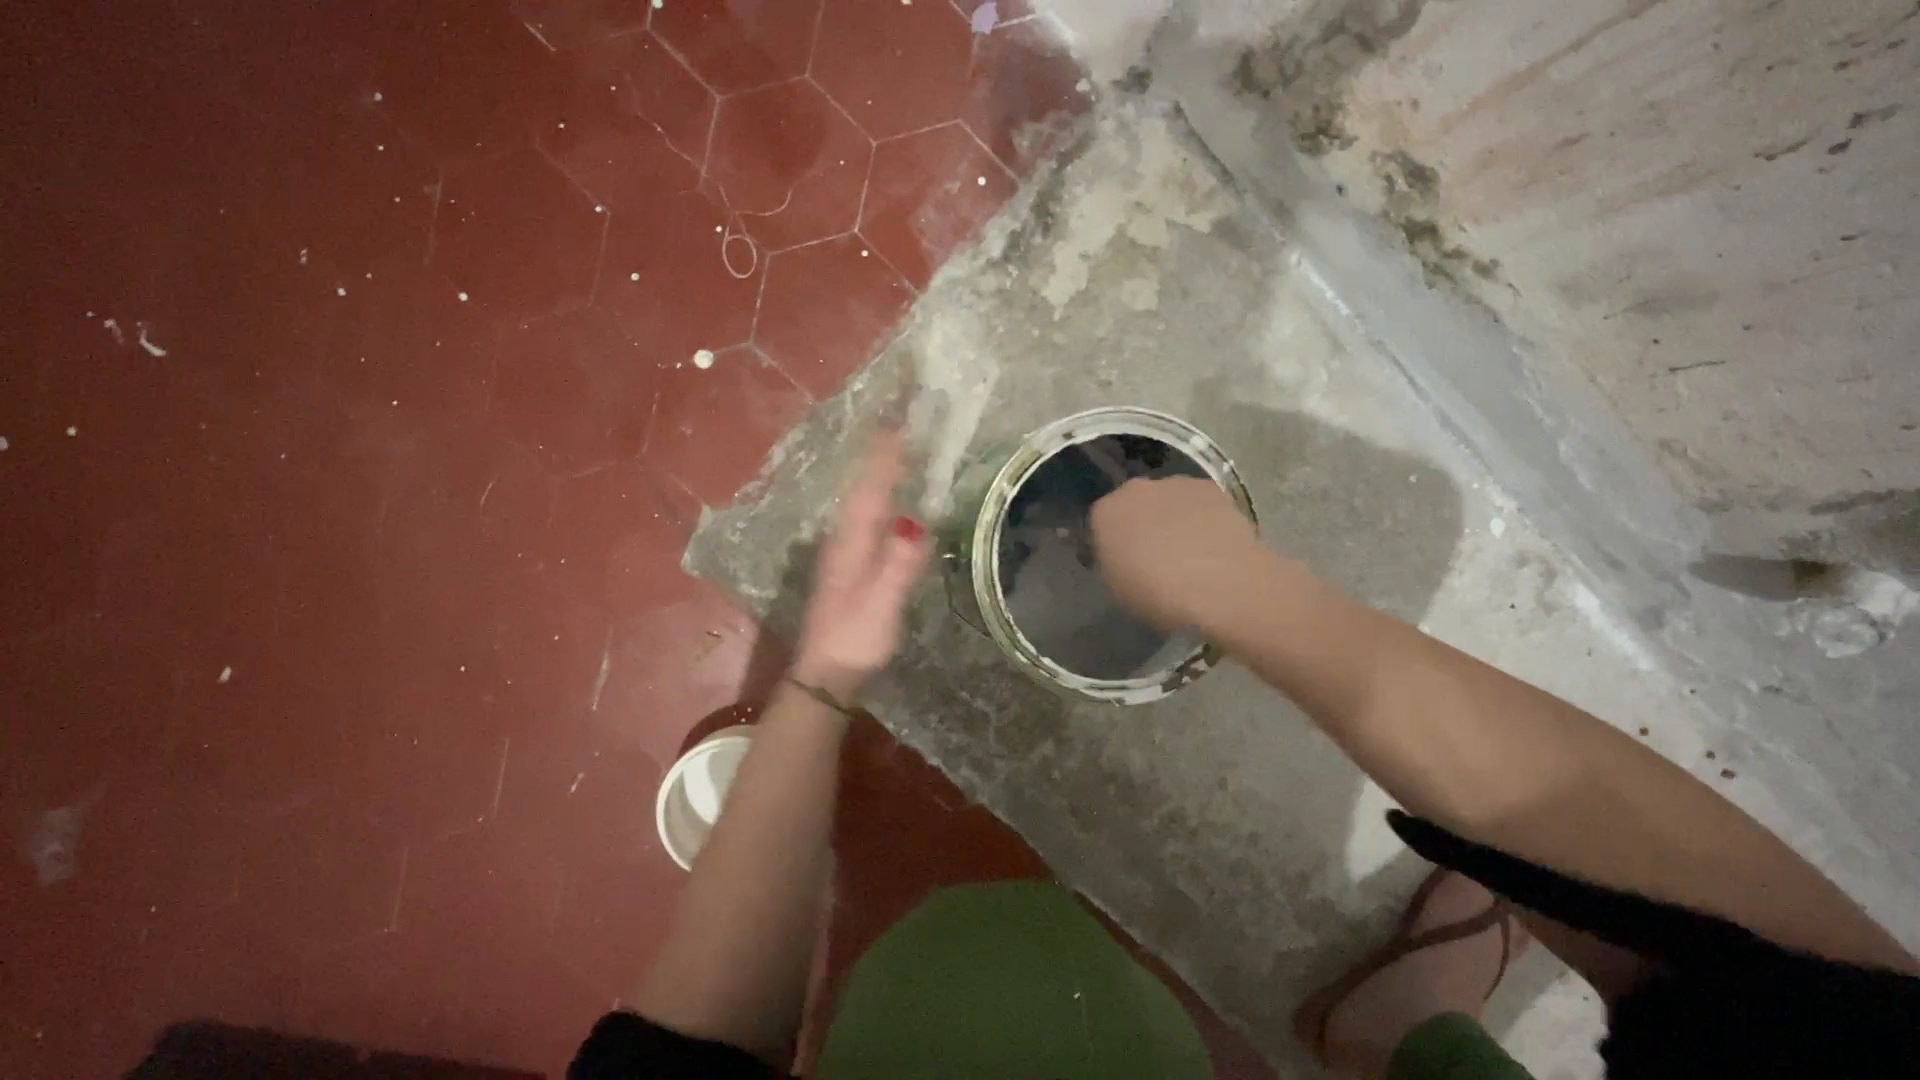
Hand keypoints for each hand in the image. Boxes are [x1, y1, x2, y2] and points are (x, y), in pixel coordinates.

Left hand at [791, 430, 932, 700]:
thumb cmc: (854, 640)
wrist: (825, 676)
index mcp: (852, 541)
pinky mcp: (848, 566)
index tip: (899, 418)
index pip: (871, 486)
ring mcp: (843, 551)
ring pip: (862, 498)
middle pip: (863, 484)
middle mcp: (843, 538)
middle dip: (880, 452)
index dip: (885, 453)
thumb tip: (916, 522)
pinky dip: (878, 496)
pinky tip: (887, 499)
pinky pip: (866, 515)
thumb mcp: (881, 605)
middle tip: (901, 420)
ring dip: (878, 470)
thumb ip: (897, 566)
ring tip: (896, 446)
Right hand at [1089, 476, 1266, 631]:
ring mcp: (1176, 484)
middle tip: (1155, 556)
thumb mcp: (1117, 589)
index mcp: (1105, 513)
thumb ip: (1112, 563)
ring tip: (1191, 551)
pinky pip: (1199, 502)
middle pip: (1134, 504)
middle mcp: (1136, 489)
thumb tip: (1121, 556)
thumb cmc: (1157, 596)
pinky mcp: (1213, 488)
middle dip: (1142, 523)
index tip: (1122, 563)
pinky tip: (1214, 543)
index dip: (1111, 543)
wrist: (1219, 587)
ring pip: (1169, 500)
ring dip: (1174, 518)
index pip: (1100, 523)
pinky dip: (1203, 517)